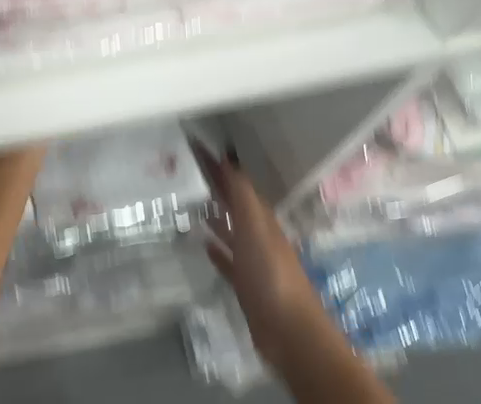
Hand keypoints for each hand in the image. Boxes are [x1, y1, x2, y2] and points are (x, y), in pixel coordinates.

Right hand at [192, 141, 337, 371]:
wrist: (290, 333)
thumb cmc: (271, 275)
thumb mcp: (256, 227)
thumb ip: (242, 195)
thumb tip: (228, 160)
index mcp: (263, 220)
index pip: (238, 185)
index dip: (220, 167)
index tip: (197, 148)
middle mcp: (259, 237)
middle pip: (236, 205)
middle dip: (218, 188)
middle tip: (190, 171)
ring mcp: (254, 263)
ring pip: (232, 232)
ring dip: (217, 217)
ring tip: (192, 204)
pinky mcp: (246, 286)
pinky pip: (229, 262)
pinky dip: (217, 250)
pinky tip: (204, 244)